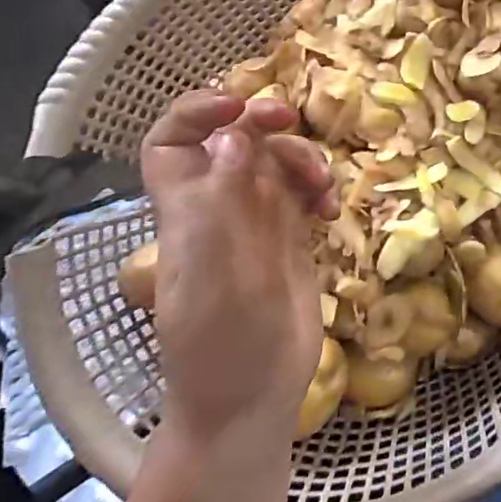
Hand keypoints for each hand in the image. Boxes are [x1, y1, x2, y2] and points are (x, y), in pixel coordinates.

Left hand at [131, 91, 336, 501]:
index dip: (196, 112)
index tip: (236, 107)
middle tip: (290, 120)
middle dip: (262, 120)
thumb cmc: (220, 340)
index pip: (171, 141)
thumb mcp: (213, 270)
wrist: (253, 395)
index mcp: (185, 208)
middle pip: (235, 136)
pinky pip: (305, 188)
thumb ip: (221, 199)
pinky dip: (320, 187)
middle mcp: (220, 202)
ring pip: (277, 157)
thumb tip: (234, 132)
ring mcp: (257, 216)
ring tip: (321, 188)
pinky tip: (329, 212)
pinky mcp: (289, 232)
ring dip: (301, 157)